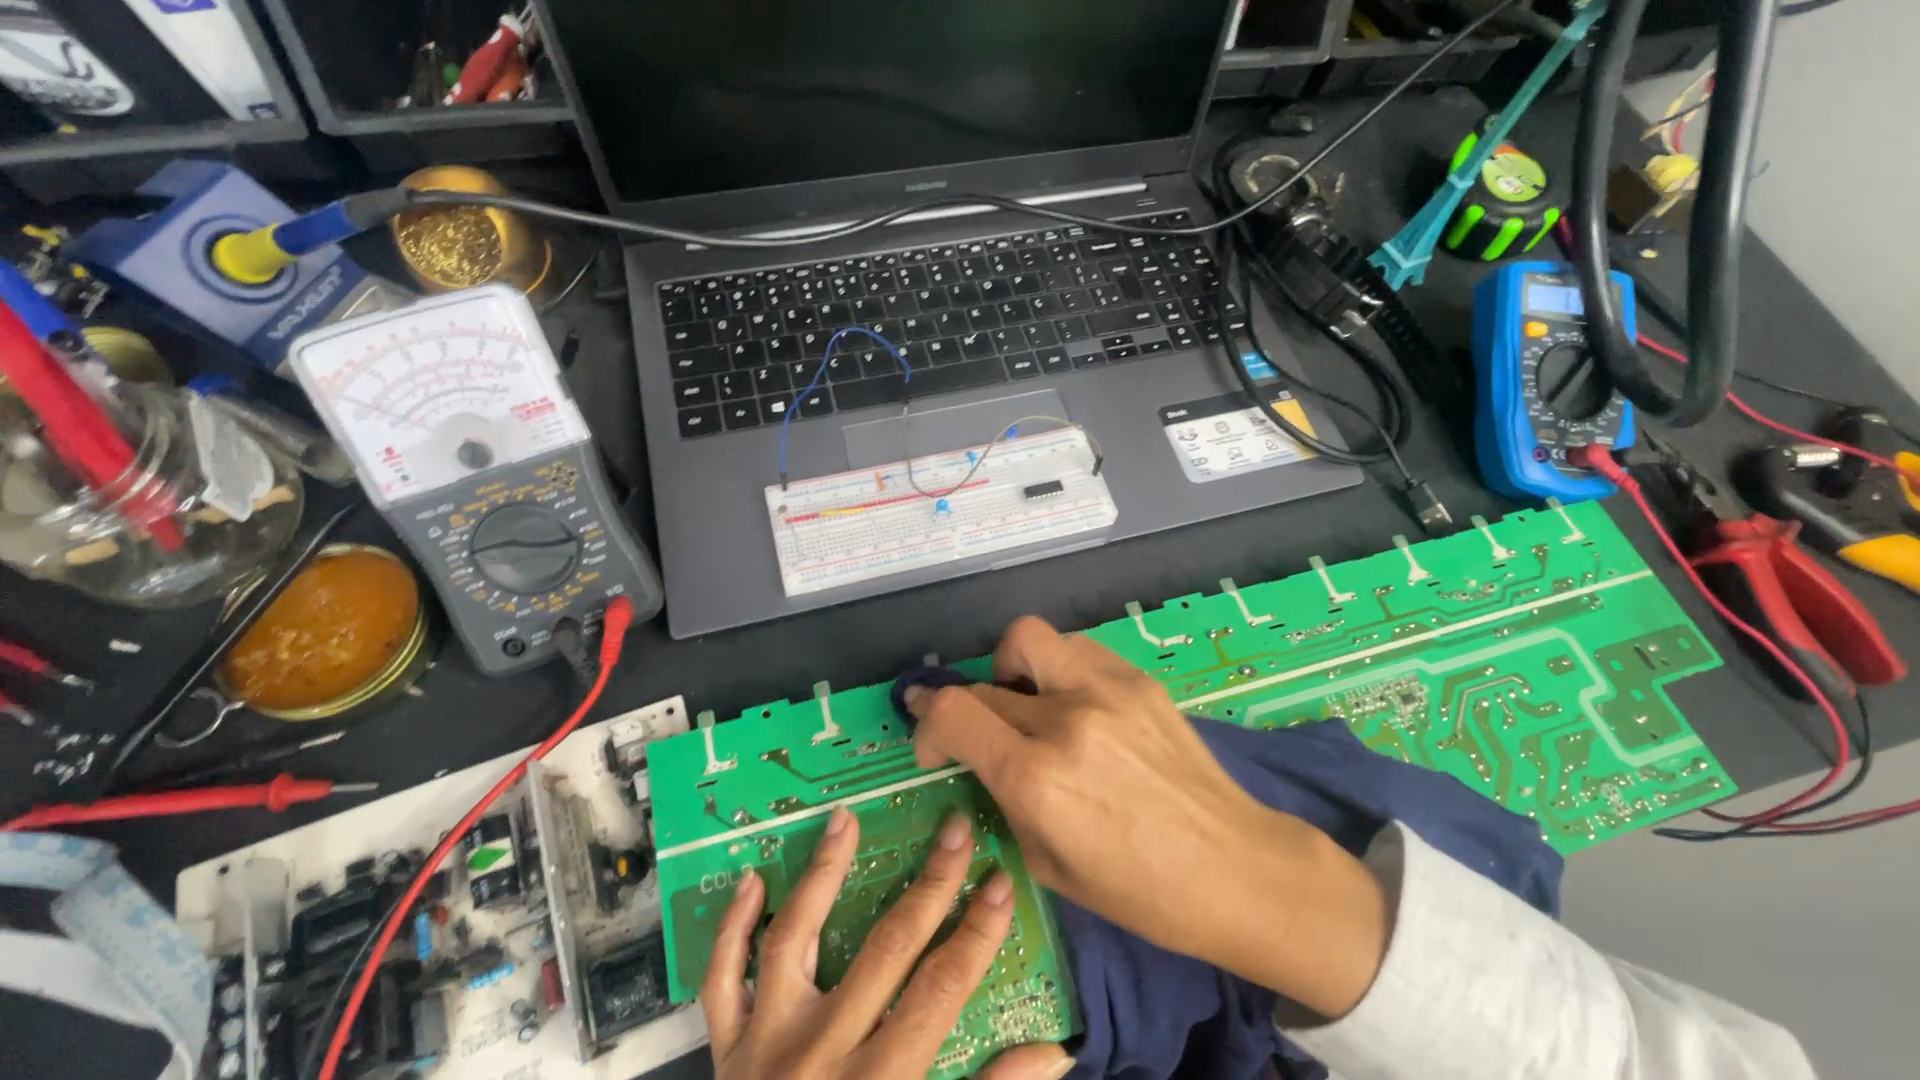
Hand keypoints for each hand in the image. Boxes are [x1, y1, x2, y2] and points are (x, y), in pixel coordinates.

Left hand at [702, 804, 1069, 1079]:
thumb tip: (1055, 1053)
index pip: (942, 989)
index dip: (977, 934)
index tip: (1001, 882)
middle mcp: (822, 1049)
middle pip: (886, 949)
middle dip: (930, 886)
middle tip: (956, 831)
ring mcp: (765, 1042)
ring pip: (793, 940)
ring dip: (821, 876)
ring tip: (843, 820)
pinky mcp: (726, 1048)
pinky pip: (720, 978)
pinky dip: (731, 928)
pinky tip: (751, 879)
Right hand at [906, 617, 1389, 1018]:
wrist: (1234, 867)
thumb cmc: (1138, 891)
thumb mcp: (1046, 863)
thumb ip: (1005, 799)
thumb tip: (980, 756)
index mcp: (1038, 778)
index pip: (953, 714)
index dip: (926, 725)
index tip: (932, 746)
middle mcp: (1066, 720)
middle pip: (985, 683)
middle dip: (966, 710)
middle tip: (980, 735)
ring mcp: (1107, 690)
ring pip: (1027, 638)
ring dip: (1010, 668)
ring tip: (1027, 704)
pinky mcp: (1138, 679)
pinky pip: (1075, 649)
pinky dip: (1056, 667)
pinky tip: (1073, 703)